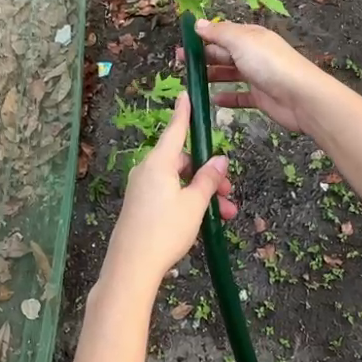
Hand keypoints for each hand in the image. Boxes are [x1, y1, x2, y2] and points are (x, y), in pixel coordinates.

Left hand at [103, 92, 236, 290]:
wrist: (132, 267)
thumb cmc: (165, 230)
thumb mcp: (194, 204)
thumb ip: (208, 179)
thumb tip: (219, 158)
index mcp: (159, 163)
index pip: (175, 130)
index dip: (183, 113)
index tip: (186, 94)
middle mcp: (147, 170)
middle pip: (182, 161)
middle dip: (208, 174)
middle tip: (229, 193)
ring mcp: (141, 189)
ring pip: (178, 181)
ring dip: (202, 193)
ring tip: (225, 215)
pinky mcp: (139, 207)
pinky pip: (168, 194)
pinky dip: (187, 201)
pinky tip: (204, 221)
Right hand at [194, 19, 334, 133]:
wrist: (301, 96)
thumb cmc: (269, 63)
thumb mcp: (241, 41)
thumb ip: (219, 32)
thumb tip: (198, 23)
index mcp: (250, 37)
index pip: (223, 33)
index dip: (203, 37)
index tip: (184, 42)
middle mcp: (253, 54)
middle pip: (224, 53)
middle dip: (203, 56)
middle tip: (180, 62)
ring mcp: (257, 76)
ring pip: (229, 74)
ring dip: (211, 75)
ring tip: (192, 81)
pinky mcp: (260, 97)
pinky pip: (239, 96)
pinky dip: (226, 98)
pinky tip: (213, 100)